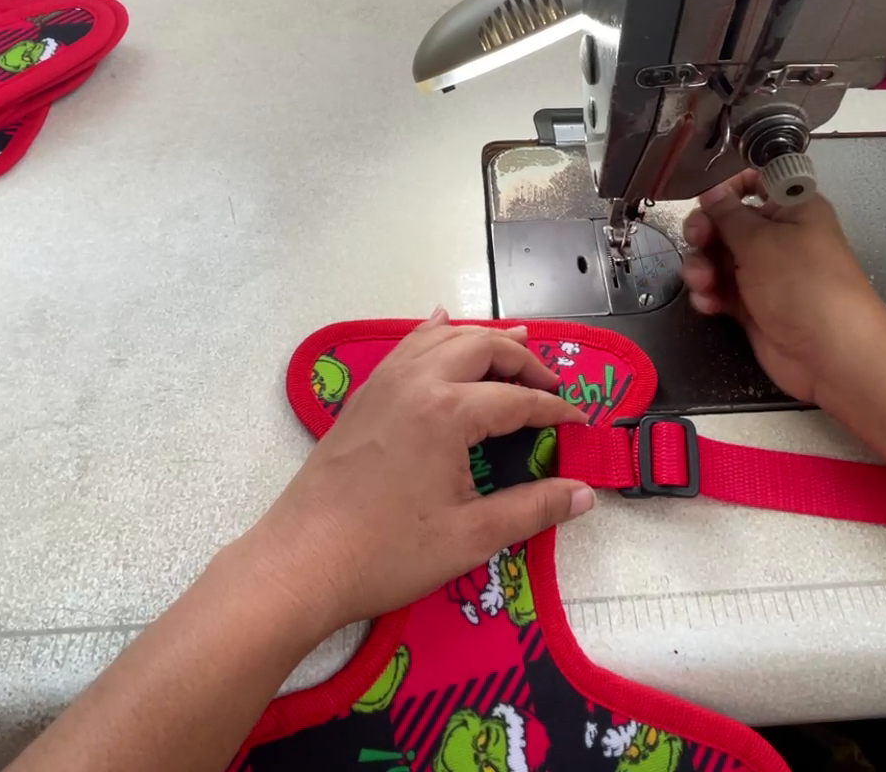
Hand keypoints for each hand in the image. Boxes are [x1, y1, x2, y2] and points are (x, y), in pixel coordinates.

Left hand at [231, 312, 594, 637]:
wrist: (301, 561)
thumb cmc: (387, 552)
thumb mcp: (472, 537)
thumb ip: (534, 509)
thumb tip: (584, 493)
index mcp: (449, 410)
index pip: (518, 398)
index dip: (555, 409)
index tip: (580, 422)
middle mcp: (419, 380)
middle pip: (484, 348)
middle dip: (525, 360)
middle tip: (551, 384)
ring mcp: (386, 381)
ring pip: (444, 337)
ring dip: (483, 338)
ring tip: (516, 341)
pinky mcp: (364, 393)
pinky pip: (407, 345)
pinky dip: (433, 332)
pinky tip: (440, 325)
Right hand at [680, 169, 885, 404]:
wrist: (830, 354)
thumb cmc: (802, 285)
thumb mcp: (760, 241)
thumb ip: (727, 214)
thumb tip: (711, 190)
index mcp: (791, 209)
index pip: (757, 182)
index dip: (729, 186)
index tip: (707, 199)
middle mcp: (777, 236)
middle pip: (726, 222)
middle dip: (706, 232)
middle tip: (698, 241)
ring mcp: (762, 272)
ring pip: (716, 257)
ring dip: (702, 267)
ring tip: (704, 283)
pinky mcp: (749, 304)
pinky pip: (719, 289)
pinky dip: (709, 293)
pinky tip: (709, 303)